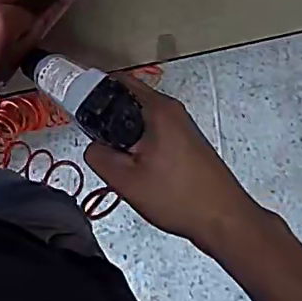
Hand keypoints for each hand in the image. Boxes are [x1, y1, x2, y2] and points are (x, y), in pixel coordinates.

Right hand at [85, 75, 268, 253]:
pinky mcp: (187, 142)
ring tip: (119, 162)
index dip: (92, 91)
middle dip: (108, 119)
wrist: (223, 218)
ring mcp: (182, 125)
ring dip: (125, 135)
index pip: (117, 81)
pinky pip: (155, 133)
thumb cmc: (180, 198)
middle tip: (96, 144)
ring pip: (141, 120)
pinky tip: (139, 170)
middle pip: (129, 100)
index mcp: (158, 109)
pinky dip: (141, 145)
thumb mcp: (125, 180)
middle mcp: (173, 110)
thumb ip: (99, 156)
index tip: (78, 108)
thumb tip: (92, 145)